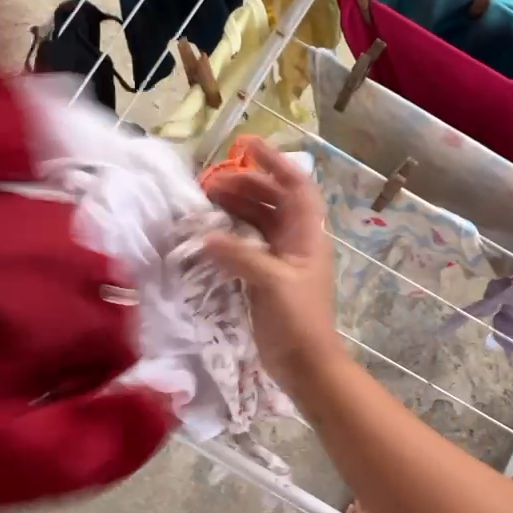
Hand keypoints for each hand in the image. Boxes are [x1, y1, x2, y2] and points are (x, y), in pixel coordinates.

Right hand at [202, 136, 344, 384]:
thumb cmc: (298, 320)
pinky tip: (207, 235)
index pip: (296, 186)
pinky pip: (246, 246)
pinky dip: (228, 236)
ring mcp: (281, 260)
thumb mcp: (271, 282)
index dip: (275, 163)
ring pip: (258, 222)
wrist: (306, 365)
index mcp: (307, 235)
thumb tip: (206, 237)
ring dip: (235, 208)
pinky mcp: (265, 278)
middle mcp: (296, 241)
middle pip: (272, 200)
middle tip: (210, 183)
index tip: (246, 146)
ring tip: (205, 202)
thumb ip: (240, 256)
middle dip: (245, 185)